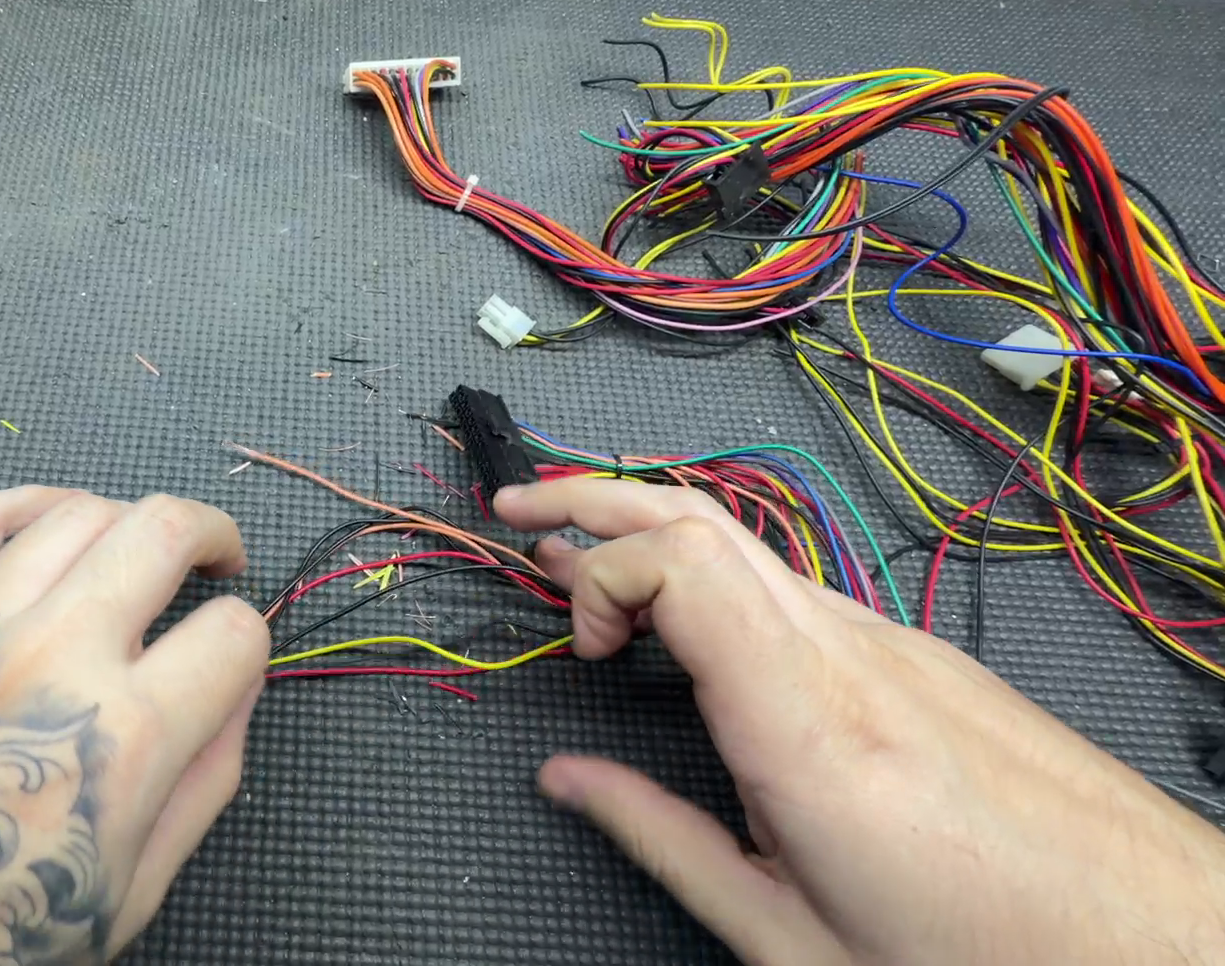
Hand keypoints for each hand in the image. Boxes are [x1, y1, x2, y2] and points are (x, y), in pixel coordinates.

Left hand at [0, 487, 268, 964]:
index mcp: (122, 740)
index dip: (248, 637)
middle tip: (216, 553)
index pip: (233, 634)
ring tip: (134, 550)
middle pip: (165, 530)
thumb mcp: (131, 890)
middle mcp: (52, 658)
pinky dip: (30, 501)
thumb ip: (208, 779)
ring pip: (80, 511)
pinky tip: (55, 518)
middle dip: (212, 531)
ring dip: (128, 519)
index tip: (228, 653)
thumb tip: (240, 684)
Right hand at [494, 477, 1224, 965]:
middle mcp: (844, 648)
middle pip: (694, 513)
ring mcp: (881, 637)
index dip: (600, 579)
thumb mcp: (788, 935)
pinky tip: (668, 612)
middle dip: (586, 496)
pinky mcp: (903, 649)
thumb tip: (562, 776)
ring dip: (635, 530)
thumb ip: (657, 834)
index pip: (678, 559)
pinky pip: (773, 579)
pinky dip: (692, 573)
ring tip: (567, 552)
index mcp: (807, 719)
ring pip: (733, 537)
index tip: (585, 652)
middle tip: (515, 509)